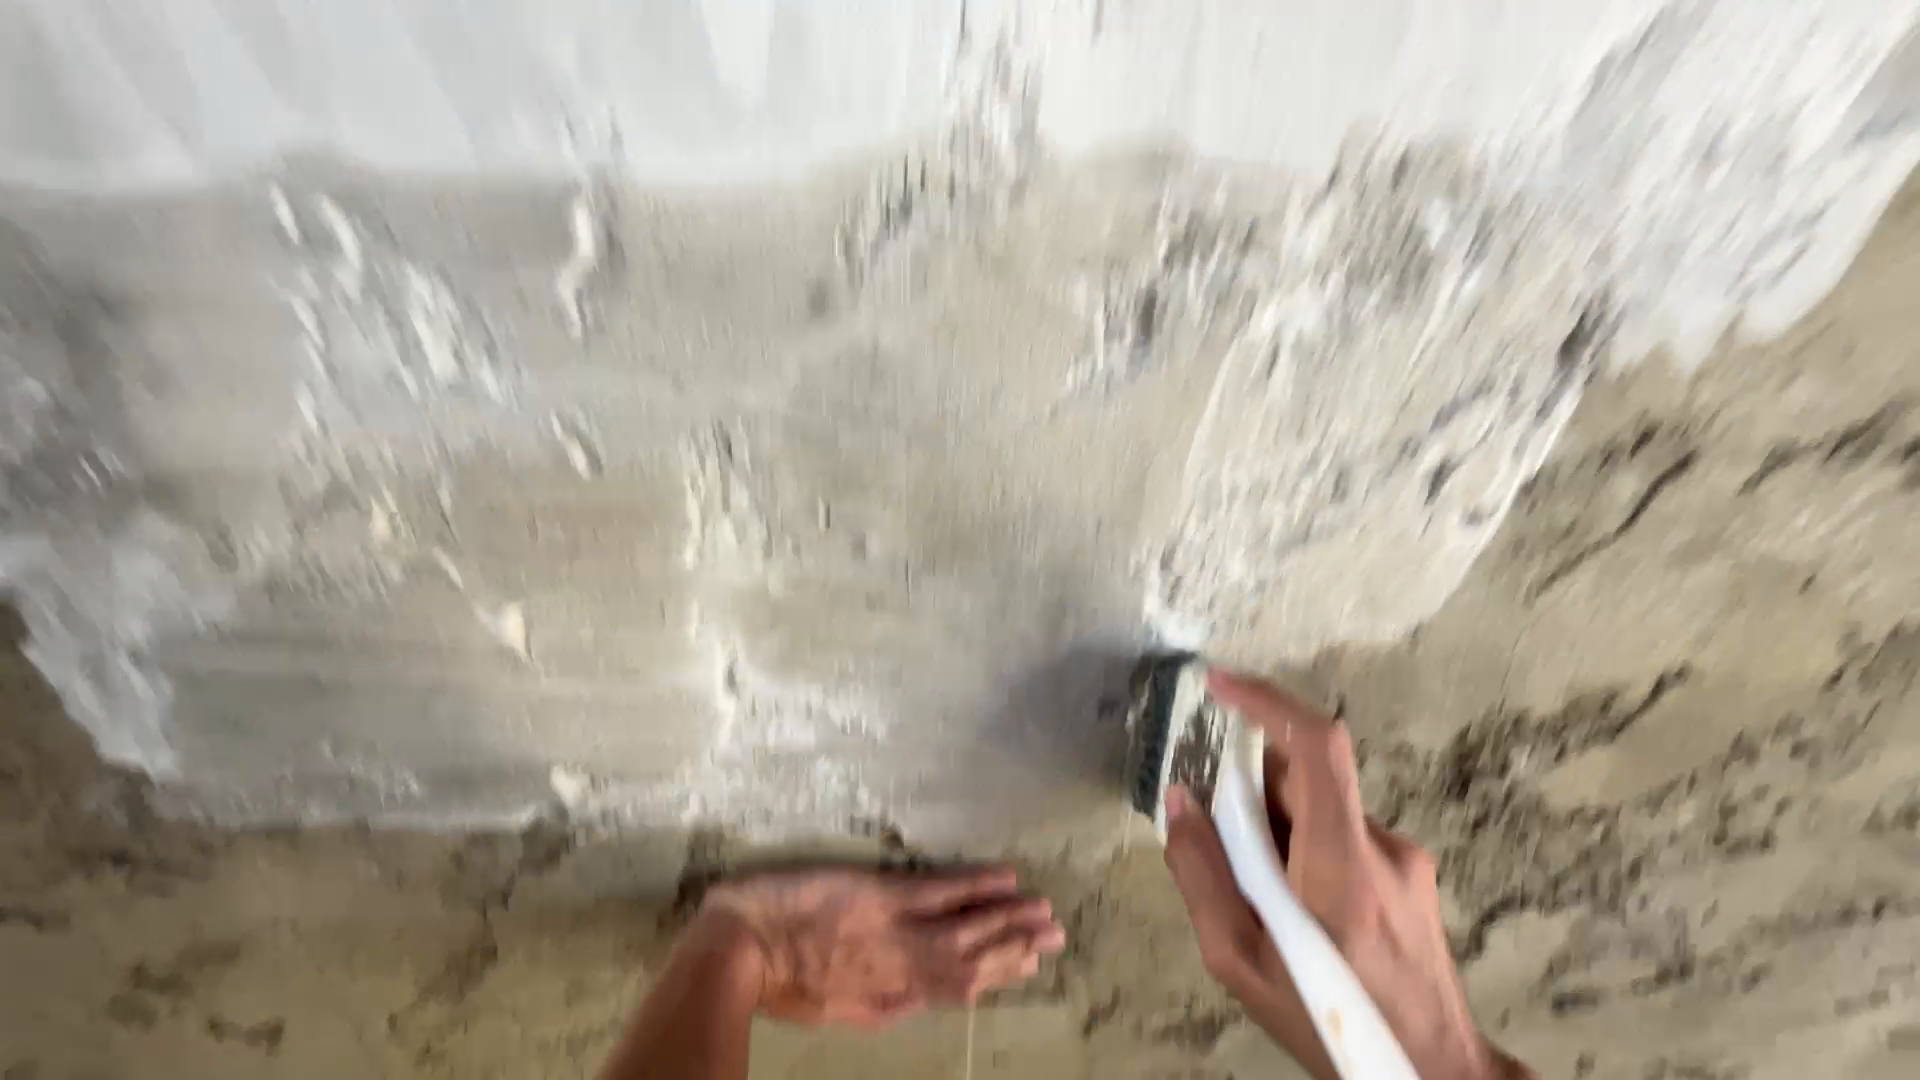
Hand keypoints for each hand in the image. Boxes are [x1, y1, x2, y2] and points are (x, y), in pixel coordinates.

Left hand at [697, 866, 1065, 1028]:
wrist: (738, 950)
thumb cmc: (775, 978)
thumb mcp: (831, 1011)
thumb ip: (877, 1006)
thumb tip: (912, 1002)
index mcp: (889, 1000)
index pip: (954, 989)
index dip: (994, 978)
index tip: (1026, 966)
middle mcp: (903, 970)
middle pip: (972, 963)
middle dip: (1016, 952)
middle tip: (1056, 940)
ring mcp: (896, 932)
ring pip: (966, 930)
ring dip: (1009, 922)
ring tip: (1047, 914)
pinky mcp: (882, 897)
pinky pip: (939, 893)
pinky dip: (976, 887)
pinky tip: (1006, 879)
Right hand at [1162, 669, 1529, 1079]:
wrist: (1437, 1075)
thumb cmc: (1327, 1020)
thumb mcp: (1238, 959)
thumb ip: (1200, 873)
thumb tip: (1179, 798)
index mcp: (1340, 863)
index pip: (1316, 748)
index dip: (1267, 703)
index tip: (1219, 685)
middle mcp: (1381, 844)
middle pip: (1303, 780)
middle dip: (1249, 794)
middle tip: (1221, 848)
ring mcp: (1403, 856)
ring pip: (1318, 810)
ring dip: (1277, 830)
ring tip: (1265, 901)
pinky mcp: (1411, 872)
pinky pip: (1339, 833)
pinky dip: (1303, 848)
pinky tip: (1299, 911)